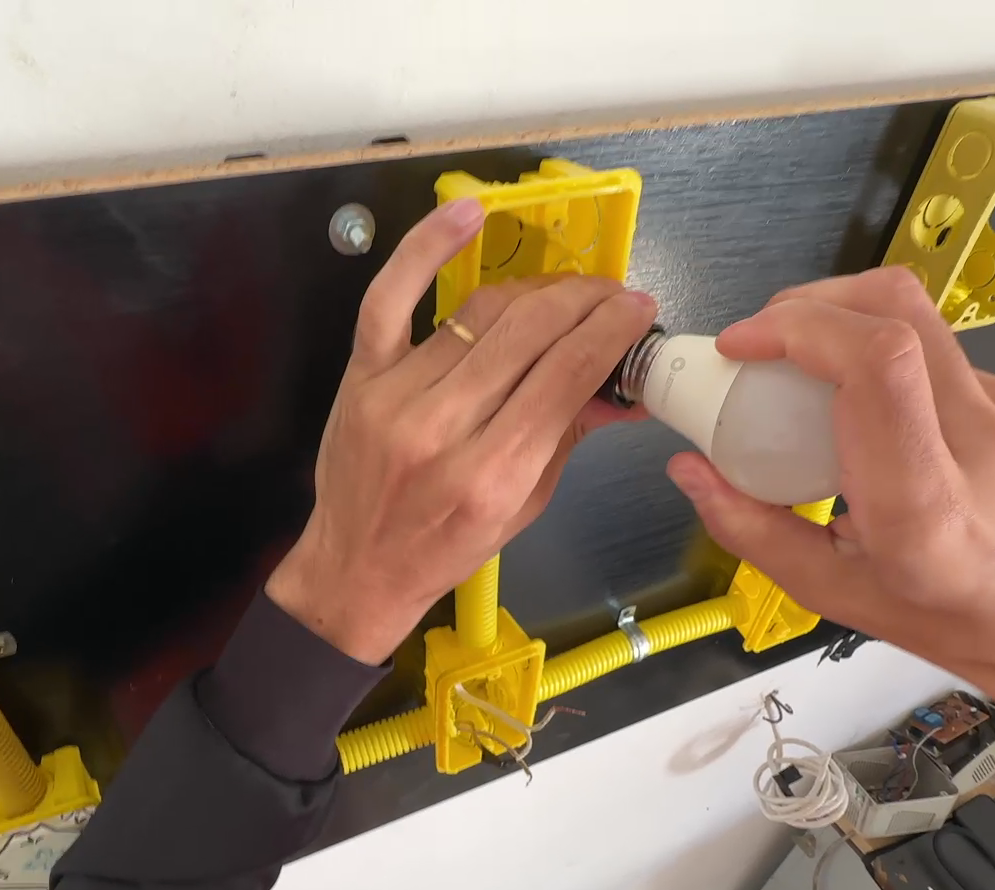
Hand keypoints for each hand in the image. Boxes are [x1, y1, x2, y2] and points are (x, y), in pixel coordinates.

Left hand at [268, 199, 656, 663]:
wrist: (358, 569)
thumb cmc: (445, 550)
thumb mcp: (522, 509)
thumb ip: (567, 439)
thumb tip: (620, 388)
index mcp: (493, 473)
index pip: (567, 372)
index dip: (612, 330)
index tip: (636, 310)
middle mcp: (445, 430)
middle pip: (531, 332)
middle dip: (585, 300)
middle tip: (610, 295)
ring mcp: (396, 397)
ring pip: (480, 314)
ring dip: (536, 289)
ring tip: (565, 291)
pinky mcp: (361, 377)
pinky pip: (389, 298)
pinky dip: (426, 249)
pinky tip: (468, 215)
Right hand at [666, 267, 994, 768]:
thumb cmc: (945, 619)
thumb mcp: (826, 589)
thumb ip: (747, 527)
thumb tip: (688, 467)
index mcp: (922, 499)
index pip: (876, 363)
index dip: (799, 329)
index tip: (740, 345)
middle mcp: (978, 437)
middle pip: (896, 308)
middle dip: (807, 304)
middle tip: (756, 342)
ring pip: (916, 313)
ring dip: (837, 317)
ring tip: (792, 363)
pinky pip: (932, 347)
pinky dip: (871, 348)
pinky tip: (849, 399)